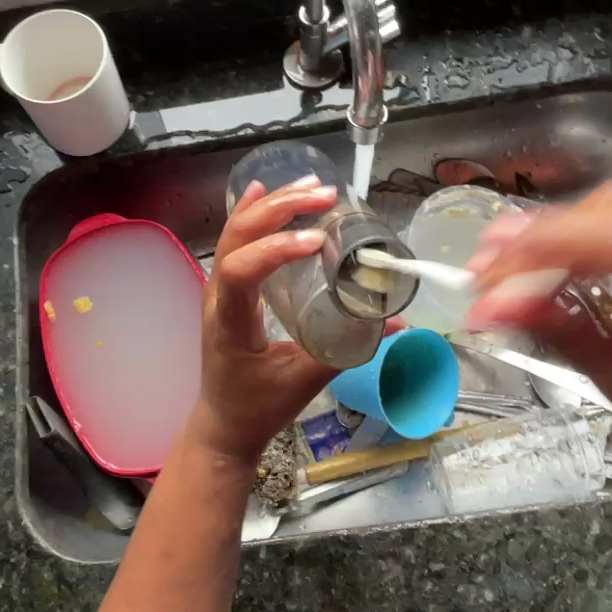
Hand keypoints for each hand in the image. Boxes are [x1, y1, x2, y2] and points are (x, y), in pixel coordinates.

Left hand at [185, 177, 339, 464]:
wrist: (224, 424)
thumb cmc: (258, 407)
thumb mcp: (303, 383)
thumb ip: (348, 351)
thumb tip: (396, 323)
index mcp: (229, 322)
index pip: (240, 272)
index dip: (275, 250)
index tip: (318, 242)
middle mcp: (216, 297)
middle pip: (237, 238)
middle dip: (279, 211)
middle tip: (323, 196)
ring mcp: (217, 290)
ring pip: (235, 234)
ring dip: (271, 207)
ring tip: (311, 187)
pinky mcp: (227, 289)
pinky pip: (234, 243)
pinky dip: (251, 215)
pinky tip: (264, 191)